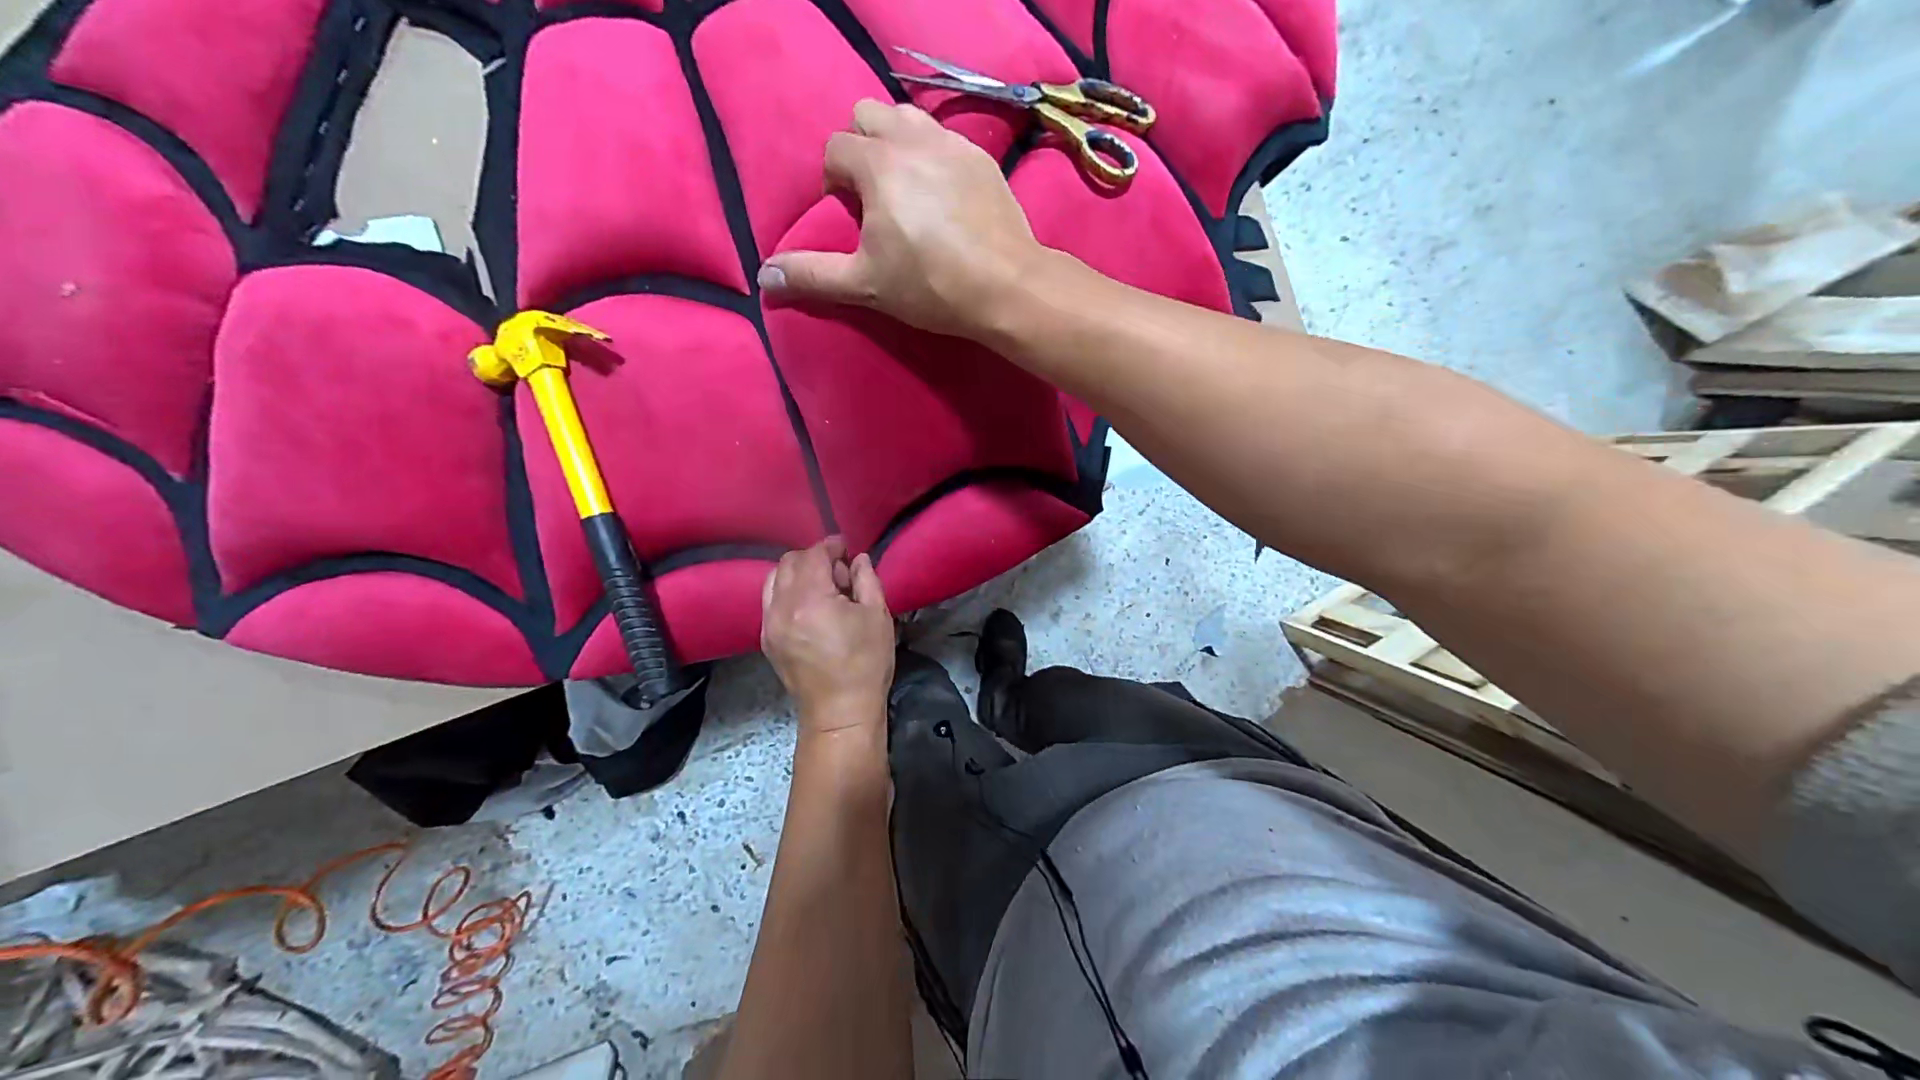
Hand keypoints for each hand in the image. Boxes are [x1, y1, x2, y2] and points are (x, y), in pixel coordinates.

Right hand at [757, 100, 1047, 339]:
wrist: (1005, 286)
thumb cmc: (930, 284)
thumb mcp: (864, 284)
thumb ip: (812, 275)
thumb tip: (765, 276)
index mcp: (877, 163)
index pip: (836, 148)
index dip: (834, 180)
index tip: (849, 215)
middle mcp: (912, 139)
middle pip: (869, 114)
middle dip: (861, 147)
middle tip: (873, 196)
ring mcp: (952, 143)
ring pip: (909, 117)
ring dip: (896, 141)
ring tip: (905, 187)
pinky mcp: (982, 158)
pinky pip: (946, 137)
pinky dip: (933, 154)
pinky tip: (942, 192)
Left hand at [761, 537, 894, 729]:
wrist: (840, 712)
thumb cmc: (866, 664)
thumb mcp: (877, 616)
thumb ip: (866, 580)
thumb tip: (857, 560)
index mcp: (811, 599)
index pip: (813, 555)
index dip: (830, 546)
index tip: (845, 549)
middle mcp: (782, 607)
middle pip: (789, 563)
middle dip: (813, 558)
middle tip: (838, 573)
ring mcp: (769, 624)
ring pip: (773, 580)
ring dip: (796, 573)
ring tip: (822, 588)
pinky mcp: (767, 640)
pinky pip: (770, 602)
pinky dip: (786, 592)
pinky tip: (809, 607)